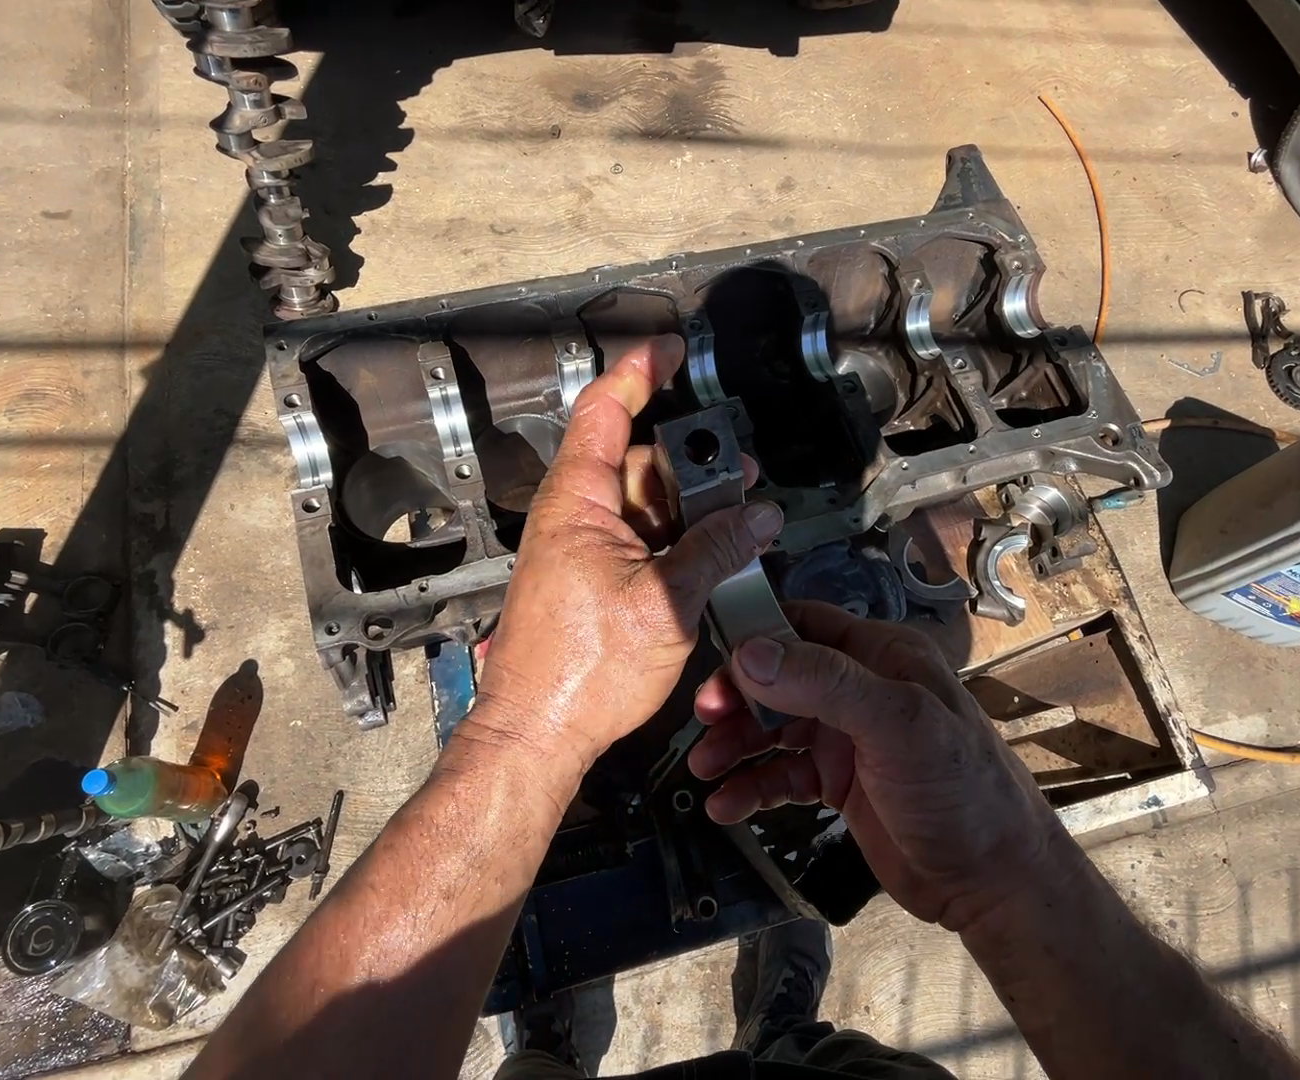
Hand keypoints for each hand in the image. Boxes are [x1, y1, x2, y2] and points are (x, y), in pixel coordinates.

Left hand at [471, 334, 783, 769]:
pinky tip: (714, 554)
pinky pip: (642, 540)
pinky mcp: (595, 581)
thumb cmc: (583, 669)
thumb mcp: (665, 600)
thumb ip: (717, 549)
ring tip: (739, 520)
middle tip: (741, 474)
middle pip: (638, 461)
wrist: (540, 731)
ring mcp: (585, 550)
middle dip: (693, 460)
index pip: (604, 411)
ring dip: (692, 506)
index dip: (639, 373)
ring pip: (646, 504)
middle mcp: (576, 517)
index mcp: (577, 502)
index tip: (671, 350)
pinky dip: (678, 539)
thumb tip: (760, 516)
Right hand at [687, 602, 1070, 930]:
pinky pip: (784, 775)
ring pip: (775, 728)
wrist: (994, 883)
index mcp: (880, 655)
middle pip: (780, 678)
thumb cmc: (955, 789)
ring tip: (703, 769)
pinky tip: (726, 806)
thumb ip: (824, 682)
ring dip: (737, 745)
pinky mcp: (839, 782)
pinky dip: (753, 787)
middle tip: (704, 720)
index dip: (757, 638)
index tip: (714, 662)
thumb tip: (748, 653)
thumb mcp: (895, 724)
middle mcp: (859, 688)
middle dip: (738, 698)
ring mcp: (847, 737)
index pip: (805, 624)